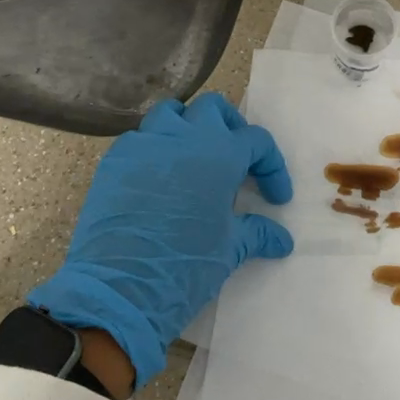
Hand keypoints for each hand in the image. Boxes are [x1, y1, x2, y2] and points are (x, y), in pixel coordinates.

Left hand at [29, 92, 293, 389]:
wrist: (117, 292)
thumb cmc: (183, 268)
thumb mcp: (229, 251)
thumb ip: (257, 233)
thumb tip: (282, 239)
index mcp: (221, 156)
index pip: (257, 141)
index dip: (271, 167)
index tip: (275, 197)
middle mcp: (186, 138)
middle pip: (214, 108)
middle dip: (229, 127)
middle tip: (234, 159)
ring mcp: (147, 143)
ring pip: (172, 112)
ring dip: (187, 127)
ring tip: (191, 156)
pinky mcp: (116, 158)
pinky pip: (140, 138)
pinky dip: (154, 149)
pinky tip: (155, 179)